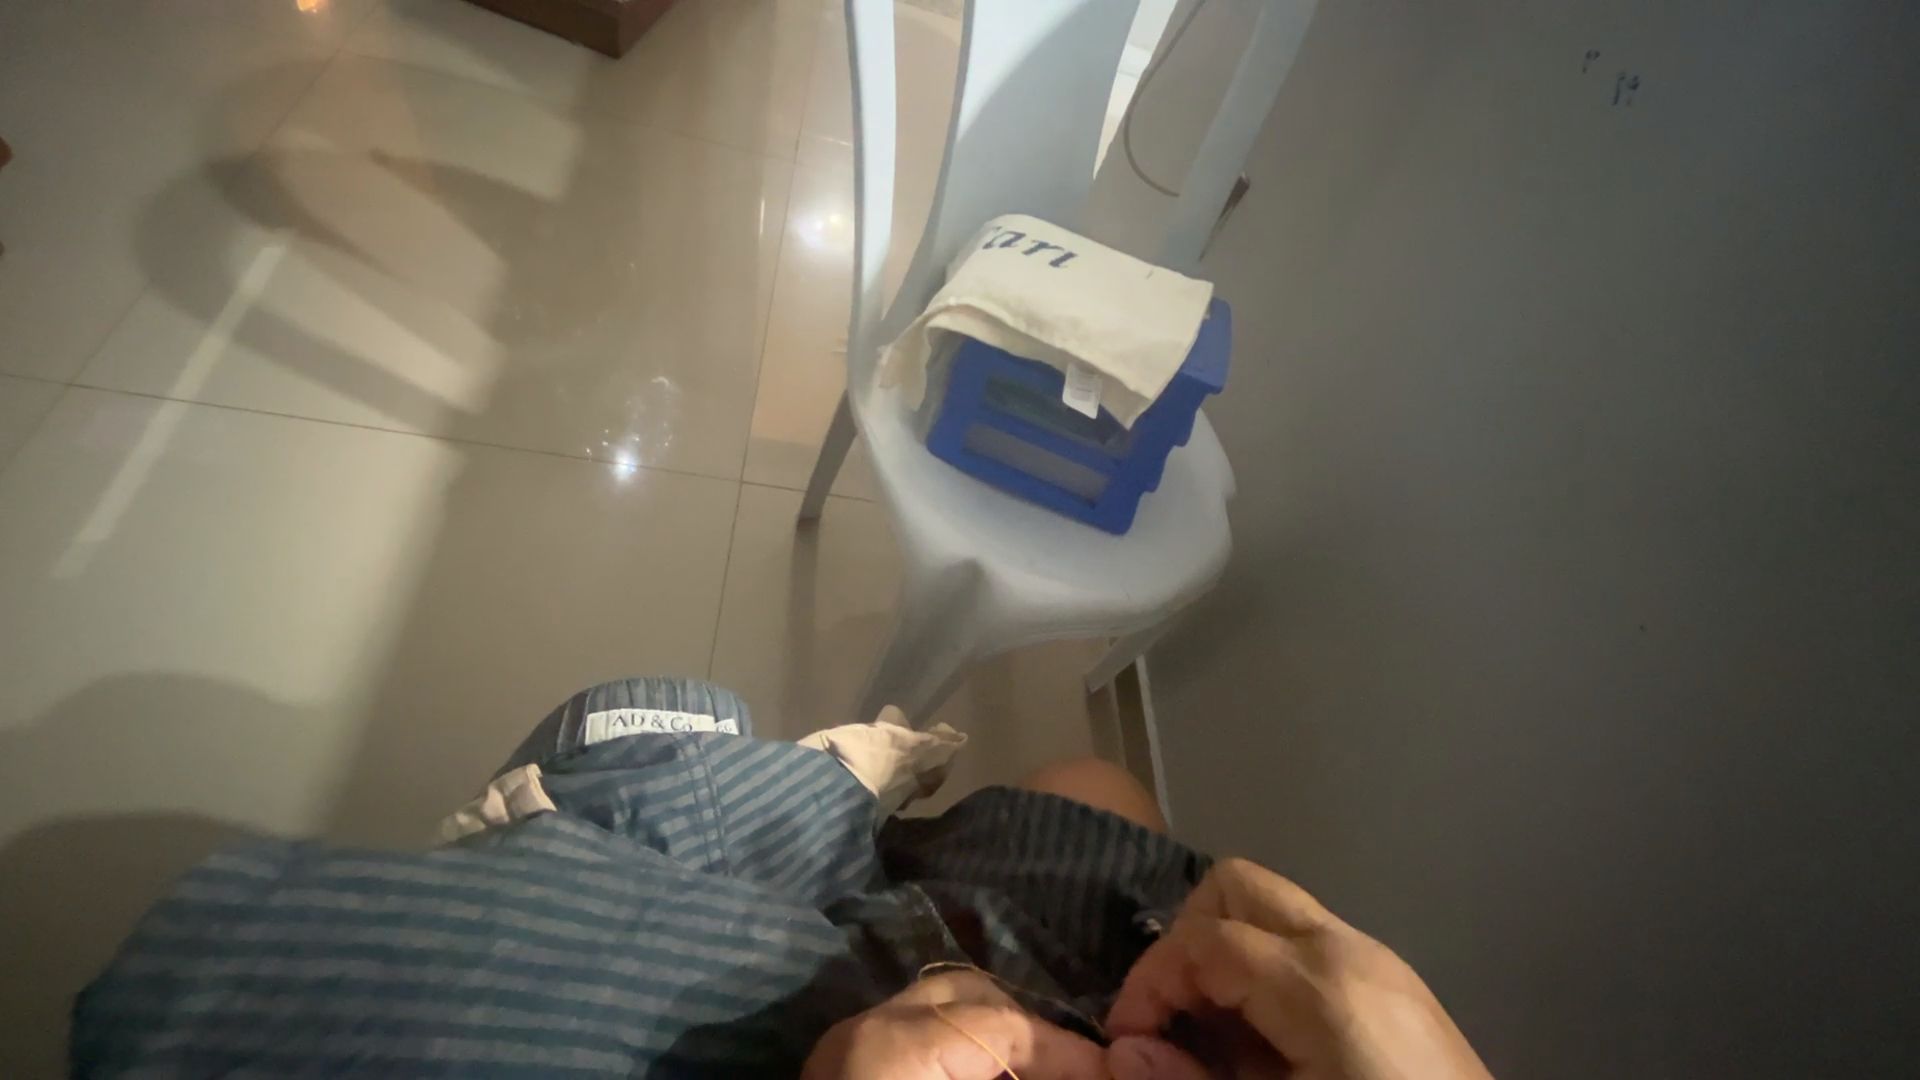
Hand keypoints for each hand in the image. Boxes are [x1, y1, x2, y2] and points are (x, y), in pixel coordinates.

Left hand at [803, 969, 1109, 1079]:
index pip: (998, 1025)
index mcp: (895, 1050)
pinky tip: (990, 1078)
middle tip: (1075, 1071)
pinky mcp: (848, 1060)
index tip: (1114, 1070)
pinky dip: (961, 1050)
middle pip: (971, 995)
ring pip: (944, 1006)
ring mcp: (853, 1040)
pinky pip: (919, 1031)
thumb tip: (1091, 1073)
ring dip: (998, 1036)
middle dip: (1030, 1032)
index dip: (1063, 1051)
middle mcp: (871, 1024)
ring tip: (1038, 1074)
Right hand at [1105, 858, 1493, 1079]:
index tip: (1128, 1035)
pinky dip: (1266, 969)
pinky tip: (1272, 1042)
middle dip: (1187, 935)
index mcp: (1318, 986)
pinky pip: (1306, 942)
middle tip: (1176, 1009)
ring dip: (1226, 949)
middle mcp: (1346, 949)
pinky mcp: (1396, 983)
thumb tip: (1123, 1050)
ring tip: (1220, 1031)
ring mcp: (1378, 960)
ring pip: (1271, 908)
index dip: (1150, 980)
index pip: (1203, 940)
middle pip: (1236, 885)